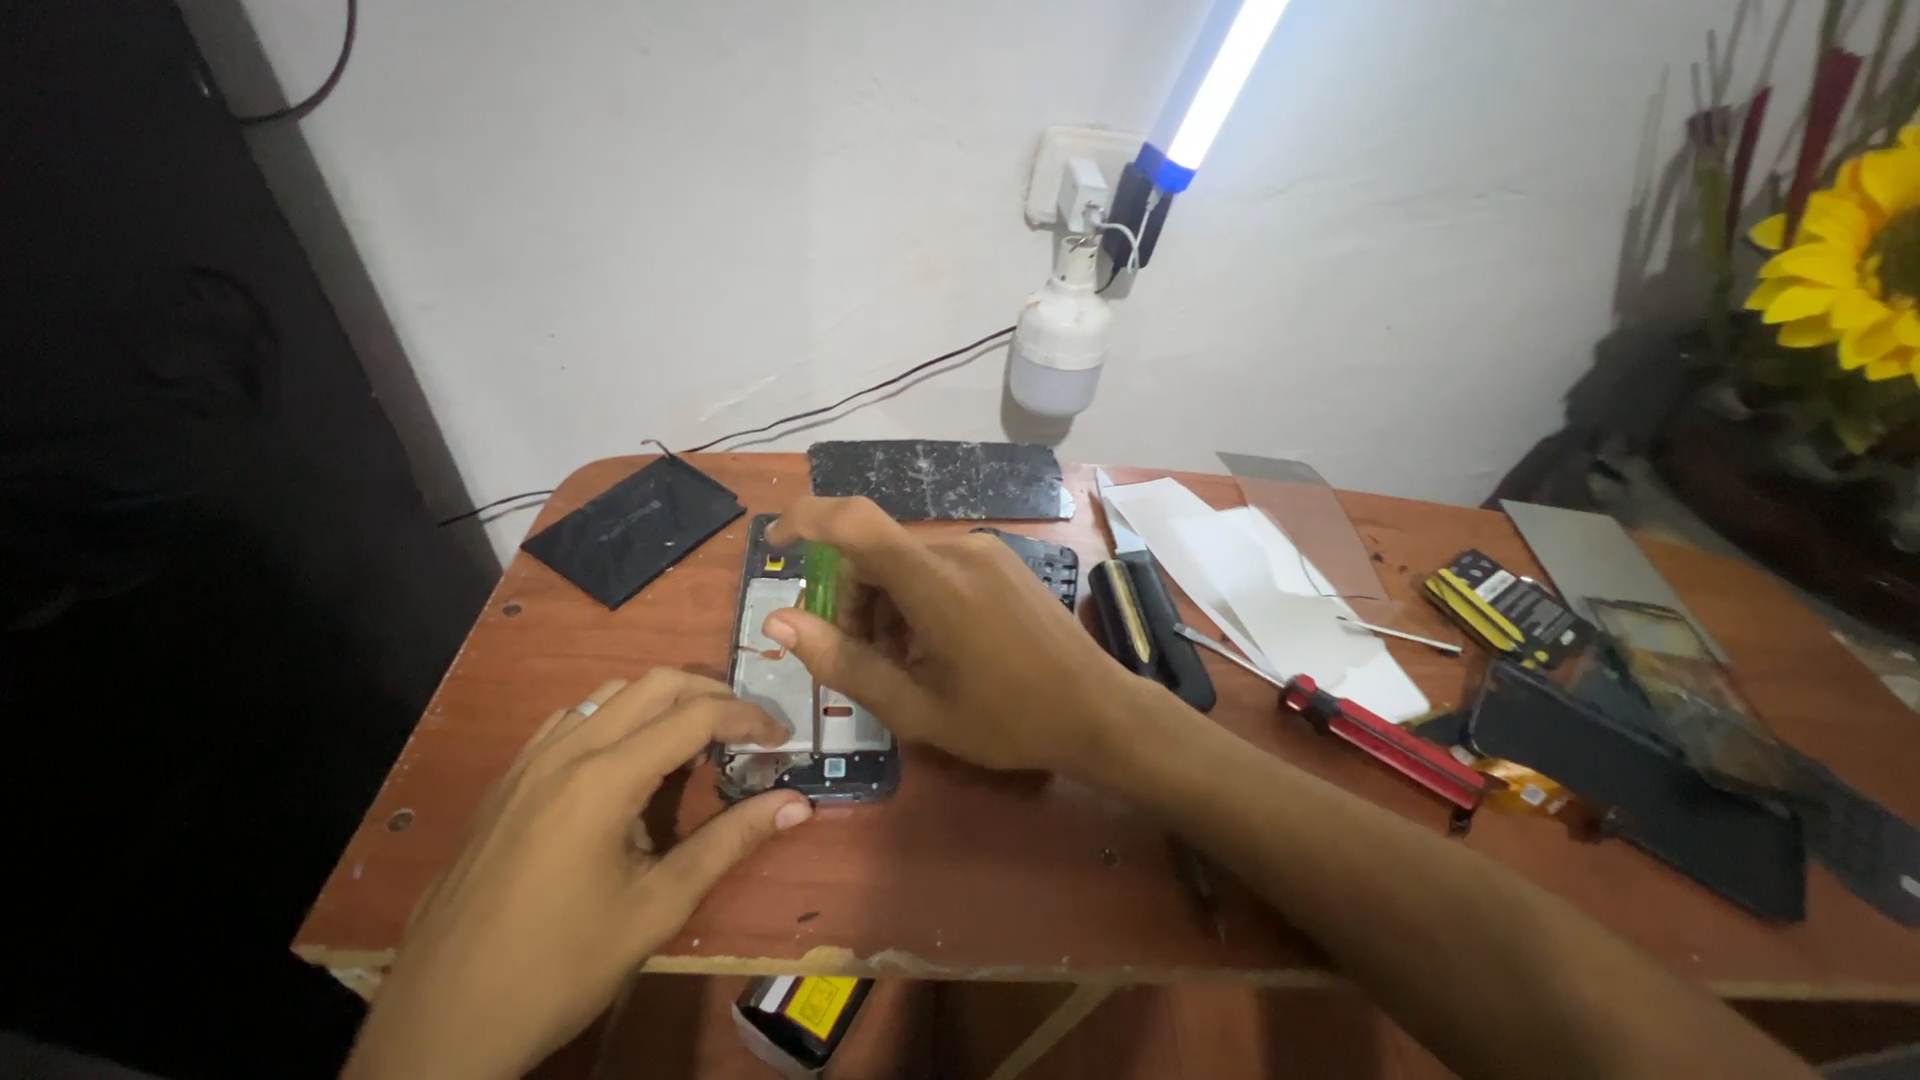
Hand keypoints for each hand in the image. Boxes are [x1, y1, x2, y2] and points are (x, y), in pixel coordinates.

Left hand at [341, 671, 812, 1079]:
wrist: (442, 1019)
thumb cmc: (562, 965)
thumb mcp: (658, 906)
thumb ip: (730, 842)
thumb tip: (798, 804)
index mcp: (605, 779)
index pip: (695, 716)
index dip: (749, 717)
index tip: (782, 738)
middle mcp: (566, 751)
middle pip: (654, 685)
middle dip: (711, 695)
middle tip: (747, 731)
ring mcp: (529, 761)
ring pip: (609, 694)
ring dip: (662, 702)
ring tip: (695, 743)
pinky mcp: (507, 780)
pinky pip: (571, 719)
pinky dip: (615, 718)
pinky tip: (626, 762)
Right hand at [763, 497, 1169, 777]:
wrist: (1098, 711)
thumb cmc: (1006, 720)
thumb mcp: (916, 709)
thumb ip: (844, 663)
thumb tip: (780, 623)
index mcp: (936, 582)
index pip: (855, 522)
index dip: (806, 519)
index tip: (777, 545)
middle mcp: (958, 549)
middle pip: (875, 554)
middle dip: (853, 601)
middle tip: (863, 661)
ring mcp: (985, 551)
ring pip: (905, 562)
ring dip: (886, 605)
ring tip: (907, 665)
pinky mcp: (1001, 560)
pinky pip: (937, 566)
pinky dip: (917, 598)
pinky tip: (936, 647)